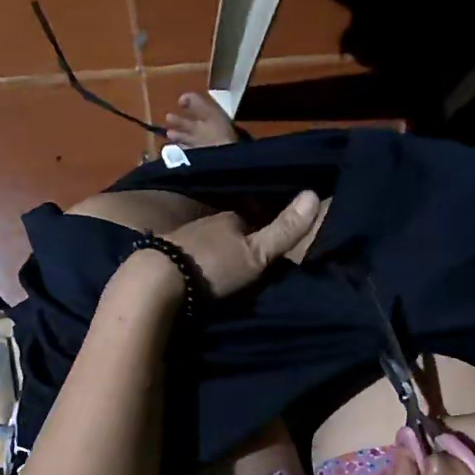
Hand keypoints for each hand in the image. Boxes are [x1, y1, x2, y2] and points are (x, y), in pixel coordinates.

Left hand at [162, 190, 322, 298]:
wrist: (160, 279)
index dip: (266, 231)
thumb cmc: (215, 265)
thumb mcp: (258, 252)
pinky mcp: (170, 252)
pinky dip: (202, 260)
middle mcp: (209, 220)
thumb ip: (284, 230)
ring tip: (232, 270)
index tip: (275, 249)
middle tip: (255, 263)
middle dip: (241, 241)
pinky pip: (194, 253)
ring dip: (221, 251)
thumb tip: (315, 194)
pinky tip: (205, 273)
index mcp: (232, 217)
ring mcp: (187, 235)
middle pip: (233, 230)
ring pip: (212, 241)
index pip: (256, 218)